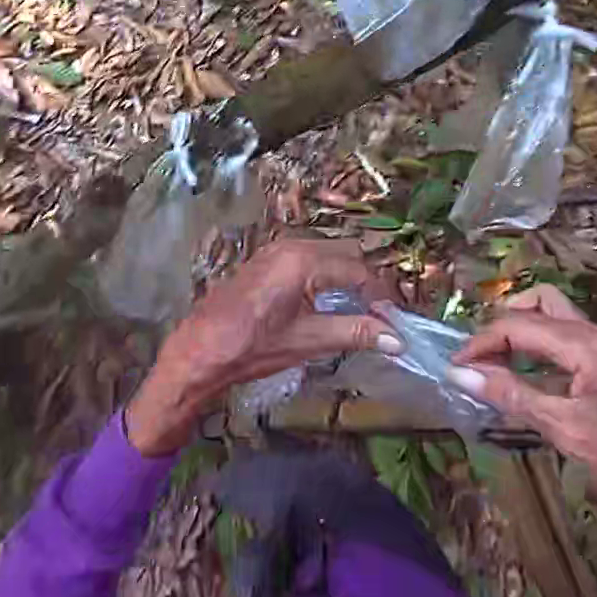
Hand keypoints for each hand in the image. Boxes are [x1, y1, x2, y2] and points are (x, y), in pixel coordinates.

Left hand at [125, 239, 401, 455]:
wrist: (199, 351)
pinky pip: (312, 257)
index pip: (359, 271)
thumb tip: (397, 339)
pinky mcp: (269, 259)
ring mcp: (279, 249)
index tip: (395, 322)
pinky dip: (330, 274)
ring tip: (363, 311)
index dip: (382, 297)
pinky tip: (332, 301)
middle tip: (383, 315)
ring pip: (331, 253)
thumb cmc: (251, 347)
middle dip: (369, 282)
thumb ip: (355, 333)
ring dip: (350, 277)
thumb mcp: (308, 341)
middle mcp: (293, 245)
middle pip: (349, 253)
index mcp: (304, 260)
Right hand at [448, 286, 596, 512]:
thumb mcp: (566, 429)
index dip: (482, 343)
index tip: (456, 366)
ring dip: (524, 333)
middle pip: (541, 303)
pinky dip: (542, 351)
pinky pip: (569, 343)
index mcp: (584, 343)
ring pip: (557, 320)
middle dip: (504, 321)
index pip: (519, 325)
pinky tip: (531, 380)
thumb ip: (513, 396)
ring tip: (498, 363)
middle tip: (480, 354)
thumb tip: (464, 375)